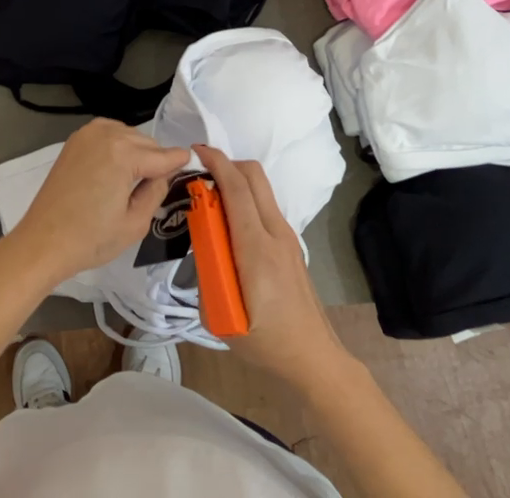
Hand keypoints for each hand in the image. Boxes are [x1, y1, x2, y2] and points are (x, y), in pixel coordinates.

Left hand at [4, 119, 192, 284]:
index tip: (193, 169)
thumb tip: (166, 171)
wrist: (43, 241)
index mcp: (123, 153)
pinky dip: (117, 147)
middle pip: (147, 143)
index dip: (180, 165)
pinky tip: (116, 170)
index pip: (164, 156)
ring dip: (137, 152)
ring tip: (135, 181)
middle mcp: (105, 134)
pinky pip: (108, 135)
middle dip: (156, 161)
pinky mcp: (73, 141)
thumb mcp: (136, 222)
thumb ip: (157, 190)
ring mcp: (86, 134)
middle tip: (157, 188)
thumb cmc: (91, 239)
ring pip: (128, 135)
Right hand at [193, 144, 348, 378]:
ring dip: (235, 181)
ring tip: (208, 197)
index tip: (195, 152)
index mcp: (256, 249)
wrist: (314, 357)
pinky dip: (244, 198)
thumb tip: (199, 242)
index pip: (237, 190)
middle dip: (225, 163)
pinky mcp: (290, 245)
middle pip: (254, 176)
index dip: (216, 164)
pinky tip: (227, 222)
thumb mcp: (221, 316)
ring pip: (261, 189)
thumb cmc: (265, 342)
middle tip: (198, 172)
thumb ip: (206, 273)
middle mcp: (275, 234)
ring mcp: (287, 238)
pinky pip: (264, 206)